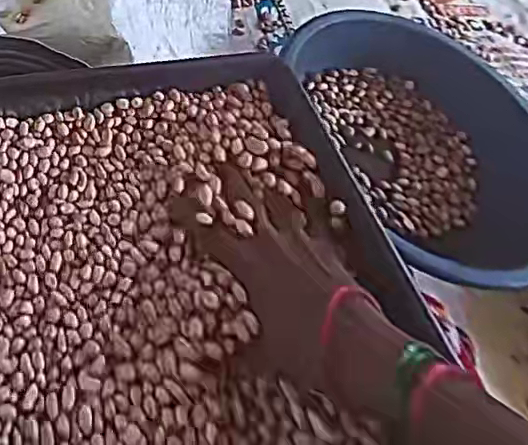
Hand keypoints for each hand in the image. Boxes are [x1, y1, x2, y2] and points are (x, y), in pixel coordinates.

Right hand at [168, 164, 355, 391]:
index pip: (205, 229)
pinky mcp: (326, 245)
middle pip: (240, 198)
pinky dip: (315, 200)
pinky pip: (319, 215)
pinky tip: (313, 184)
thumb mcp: (264, 354)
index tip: (173, 197)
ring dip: (266, 182)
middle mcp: (266, 241)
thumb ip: (238, 352)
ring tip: (259, 163)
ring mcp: (297, 238)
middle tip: (215, 157)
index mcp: (243, 262)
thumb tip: (210, 369)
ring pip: (276, 198)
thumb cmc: (304, 348)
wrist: (355, 345)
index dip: (185, 210)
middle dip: (224, 176)